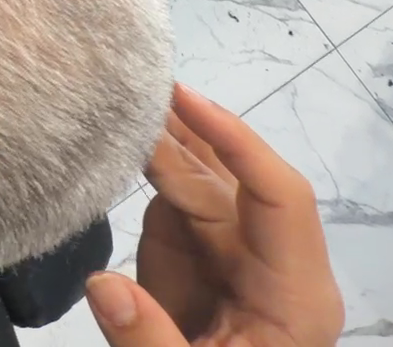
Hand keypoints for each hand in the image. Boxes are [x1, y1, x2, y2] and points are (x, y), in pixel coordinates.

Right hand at [85, 84, 343, 346]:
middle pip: (227, 175)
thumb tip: (101, 285)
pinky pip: (167, 182)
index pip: (281, 197)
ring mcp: (222, 243)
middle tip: (121, 74)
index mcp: (291, 292)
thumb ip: (152, 343)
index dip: (237, 142)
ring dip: (156, 127)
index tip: (181, 97)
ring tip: (111, 82)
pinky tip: (110, 121)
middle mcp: (261, 255)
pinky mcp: (186, 238)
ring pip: (194, 170)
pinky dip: (140, 149)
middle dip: (181, 121)